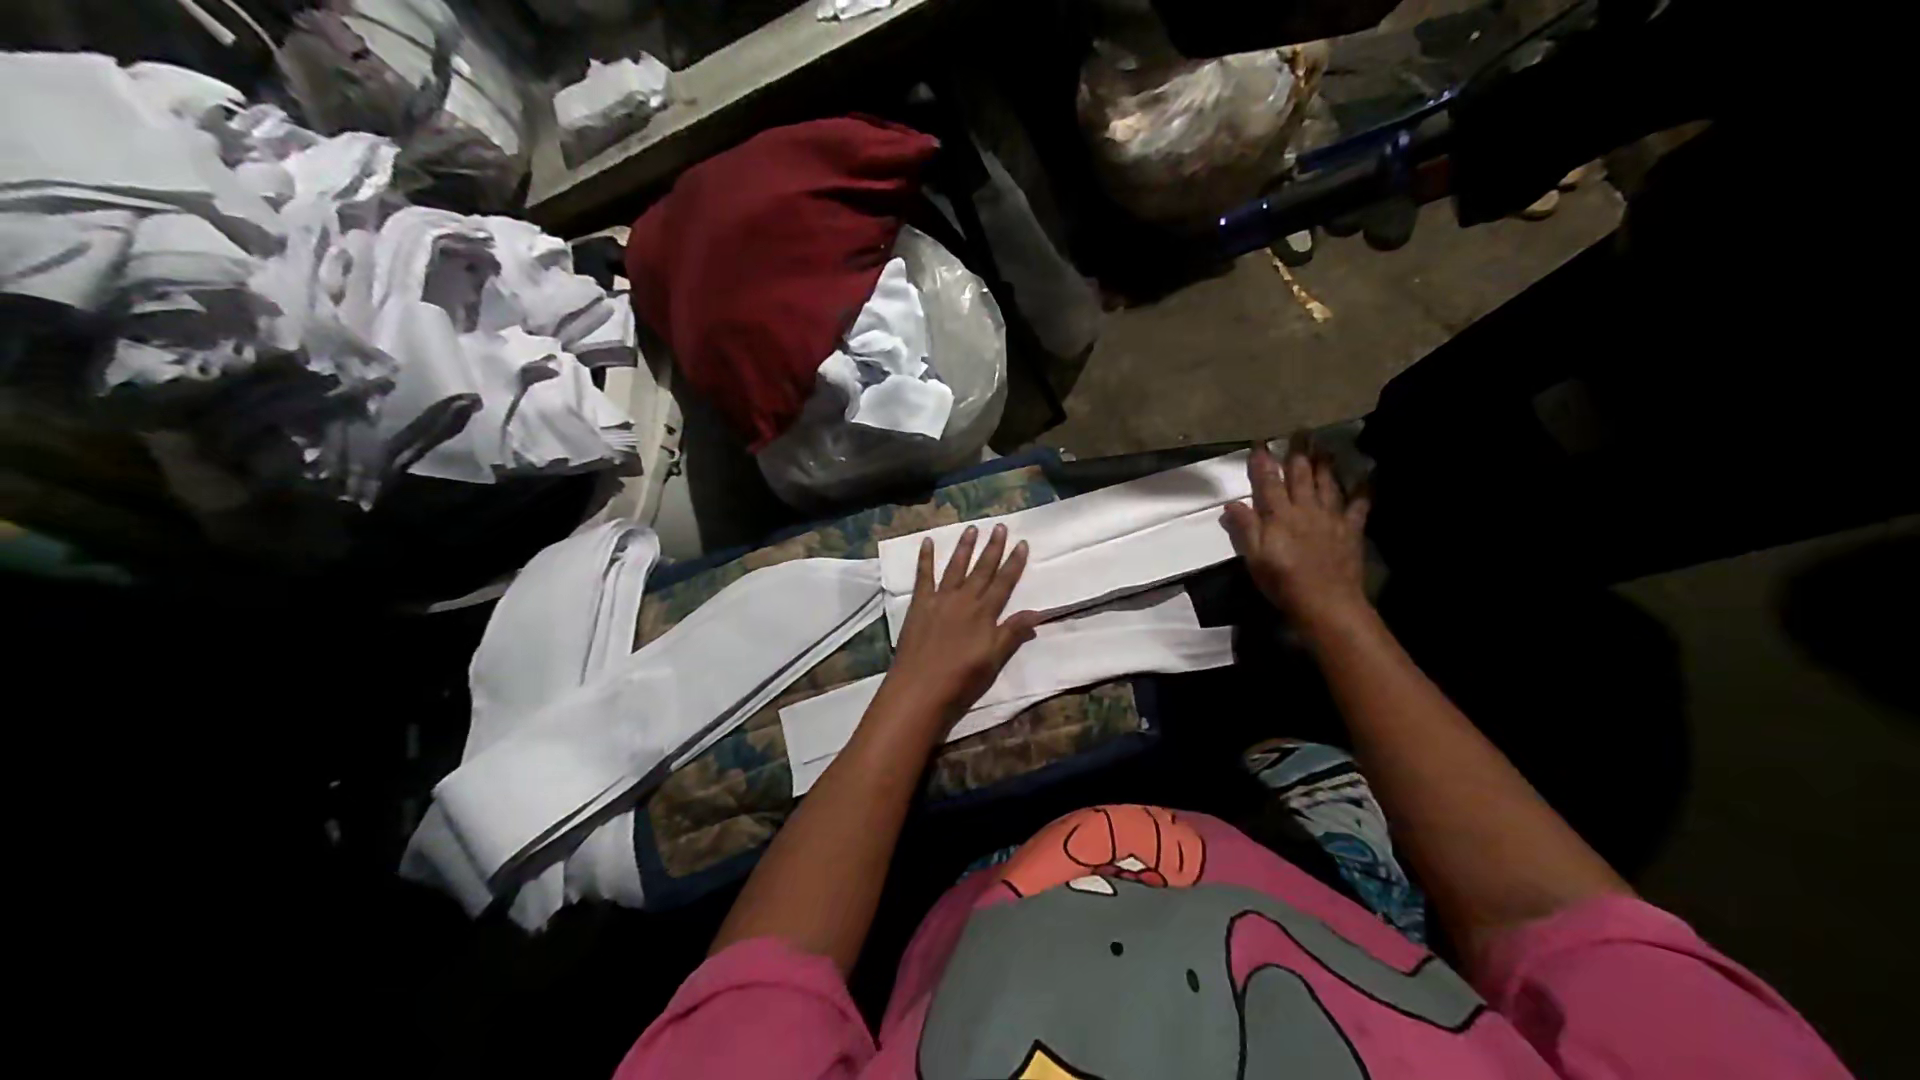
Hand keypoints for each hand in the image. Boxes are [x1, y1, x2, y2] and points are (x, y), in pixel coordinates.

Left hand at [878, 523, 1041, 726]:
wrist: (920, 689)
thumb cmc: (961, 680)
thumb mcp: (994, 660)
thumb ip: (1013, 633)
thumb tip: (1038, 613)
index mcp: (985, 613)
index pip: (1004, 583)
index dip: (1014, 563)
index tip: (1022, 543)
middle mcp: (964, 600)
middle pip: (982, 569)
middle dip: (992, 548)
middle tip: (999, 526)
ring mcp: (939, 600)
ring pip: (955, 567)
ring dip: (964, 547)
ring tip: (972, 528)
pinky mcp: (919, 605)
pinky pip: (923, 576)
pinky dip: (925, 558)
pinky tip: (927, 542)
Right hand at [1222, 442, 1370, 634]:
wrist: (1326, 602)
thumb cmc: (1283, 582)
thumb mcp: (1254, 558)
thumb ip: (1245, 528)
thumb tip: (1231, 504)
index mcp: (1278, 516)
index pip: (1268, 483)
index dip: (1263, 463)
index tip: (1260, 444)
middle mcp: (1305, 509)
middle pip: (1300, 476)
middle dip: (1298, 453)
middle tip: (1300, 431)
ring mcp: (1330, 518)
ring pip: (1327, 483)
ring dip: (1325, 463)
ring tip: (1324, 446)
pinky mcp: (1350, 530)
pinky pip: (1358, 506)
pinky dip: (1363, 491)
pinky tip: (1366, 478)